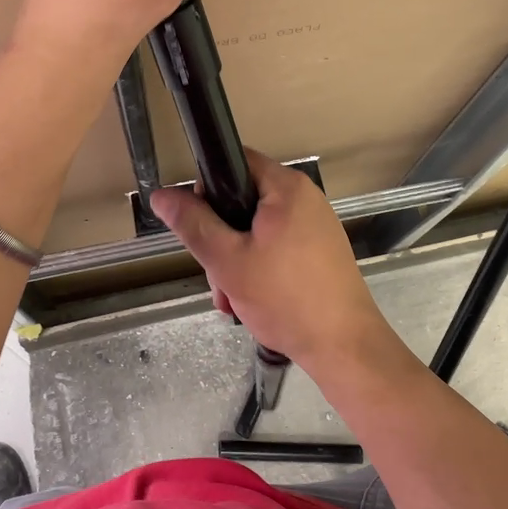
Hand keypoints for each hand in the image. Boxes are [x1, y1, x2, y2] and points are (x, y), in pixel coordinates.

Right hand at [150, 150, 396, 373]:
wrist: (345, 347)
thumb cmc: (286, 298)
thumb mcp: (228, 261)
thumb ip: (193, 224)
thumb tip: (162, 196)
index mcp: (286, 187)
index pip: (236, 161)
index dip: (208, 187)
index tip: (198, 224)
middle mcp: (305, 198)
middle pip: (245, 201)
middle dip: (222, 240)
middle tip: (217, 277)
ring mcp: (315, 226)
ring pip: (257, 231)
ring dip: (237, 263)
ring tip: (234, 301)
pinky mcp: (320, 252)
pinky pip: (277, 249)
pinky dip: (260, 271)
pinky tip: (253, 303)